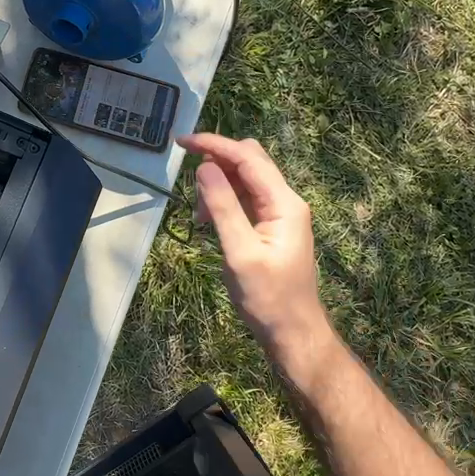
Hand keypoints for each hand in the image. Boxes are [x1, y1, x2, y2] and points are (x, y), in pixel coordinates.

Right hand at [177, 134, 334, 369]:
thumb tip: (205, 167)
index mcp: (285, 203)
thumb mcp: (240, 252)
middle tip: (188, 178)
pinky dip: (223, 198)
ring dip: (218, 183)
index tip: (182, 143)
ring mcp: (279, 213)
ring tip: (199, 213)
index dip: (214, 145)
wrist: (293, 333)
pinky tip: (208, 219)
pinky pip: (244, 197)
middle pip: (249, 160)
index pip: (247, 158)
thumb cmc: (268, 297)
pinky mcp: (270, 225)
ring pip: (245, 178)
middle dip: (217, 160)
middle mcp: (285, 201)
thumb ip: (223, 207)